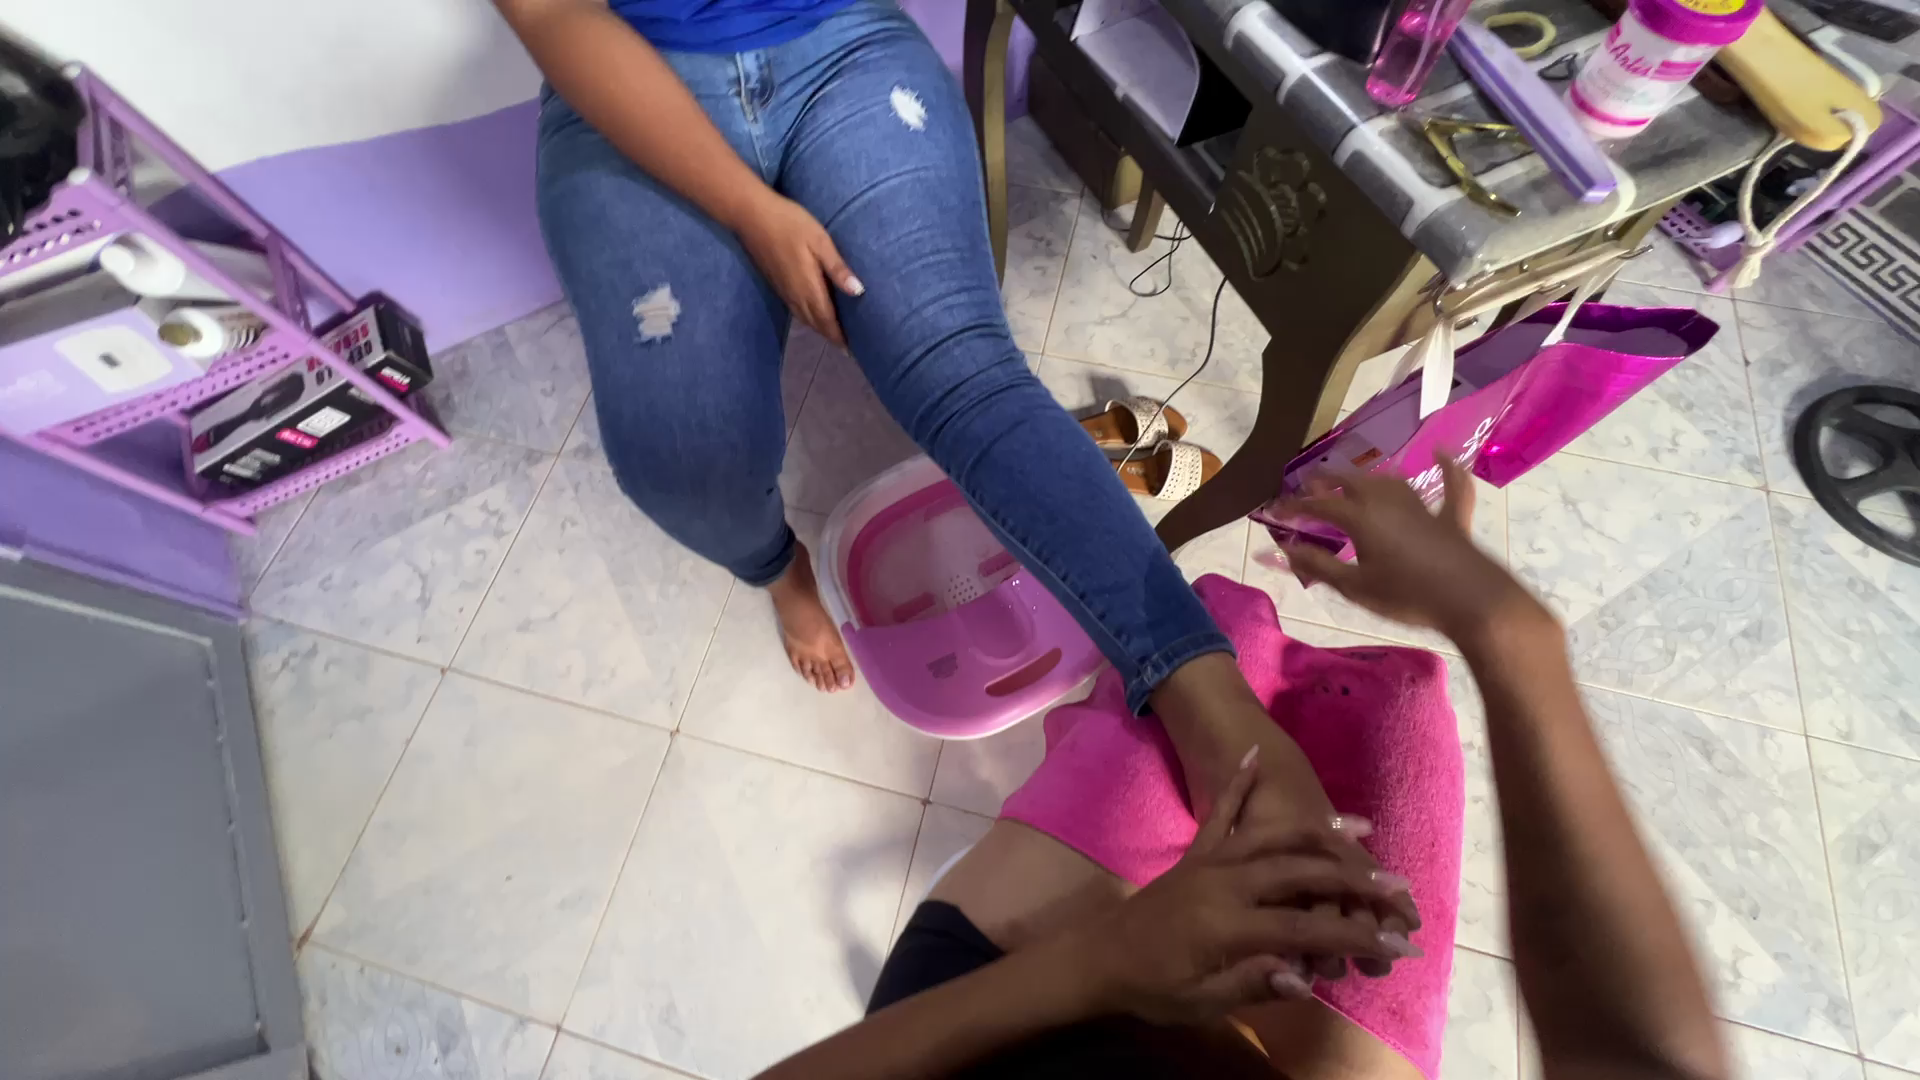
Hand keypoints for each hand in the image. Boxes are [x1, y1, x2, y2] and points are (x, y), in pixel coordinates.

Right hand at [732, 190, 863, 345]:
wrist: (750, 216)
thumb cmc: (790, 224)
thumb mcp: (820, 241)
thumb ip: (838, 268)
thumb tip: (859, 292)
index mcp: (809, 288)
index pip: (827, 321)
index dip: (840, 337)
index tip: (853, 350)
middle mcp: (796, 296)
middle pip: (817, 324)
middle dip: (832, 337)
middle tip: (848, 347)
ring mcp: (784, 292)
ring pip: (805, 319)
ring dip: (820, 330)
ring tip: (834, 336)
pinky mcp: (777, 286)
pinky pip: (796, 311)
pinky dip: (809, 319)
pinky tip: (815, 316)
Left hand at [1066, 750, 1420, 1024]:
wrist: (1102, 955)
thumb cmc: (1154, 987)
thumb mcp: (1202, 1001)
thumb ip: (1254, 983)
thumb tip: (1307, 974)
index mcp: (1227, 925)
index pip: (1304, 927)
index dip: (1355, 935)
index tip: (1400, 944)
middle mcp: (1222, 881)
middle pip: (1298, 872)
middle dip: (1352, 879)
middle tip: (1399, 887)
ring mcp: (1208, 859)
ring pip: (1271, 836)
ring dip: (1317, 830)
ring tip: (1363, 828)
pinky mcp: (1195, 850)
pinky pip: (1220, 811)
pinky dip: (1237, 781)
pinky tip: (1254, 755)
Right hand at [1273, 453, 1545, 644]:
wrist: (1473, 602)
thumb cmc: (1407, 596)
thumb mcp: (1354, 586)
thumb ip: (1317, 565)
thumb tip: (1283, 548)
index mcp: (1361, 518)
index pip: (1319, 505)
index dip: (1294, 507)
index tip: (1274, 511)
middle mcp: (1388, 503)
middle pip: (1352, 483)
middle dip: (1327, 482)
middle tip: (1309, 486)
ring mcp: (1423, 508)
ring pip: (1390, 482)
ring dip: (1367, 479)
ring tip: (1351, 481)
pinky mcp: (1451, 520)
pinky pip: (1451, 488)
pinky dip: (1446, 470)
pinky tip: (1441, 453)